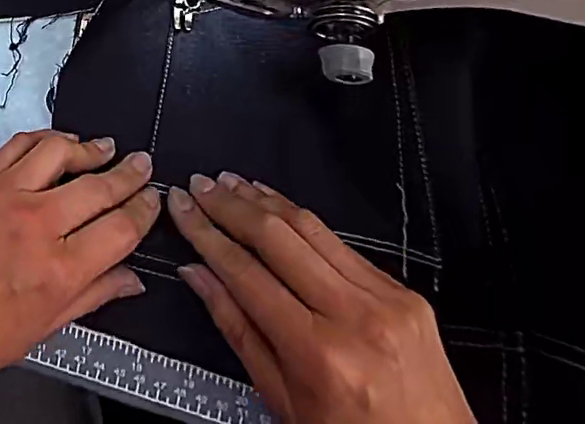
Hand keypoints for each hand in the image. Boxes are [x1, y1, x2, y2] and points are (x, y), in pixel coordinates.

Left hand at [0, 131, 159, 409]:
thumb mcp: (36, 333)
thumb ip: (91, 297)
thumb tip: (128, 280)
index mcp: (56, 273)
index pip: (122, 228)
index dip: (145, 209)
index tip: (152, 200)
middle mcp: (37, 226)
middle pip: (102, 185)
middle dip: (131, 173)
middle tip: (143, 165)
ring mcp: (9, 194)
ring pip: (66, 152)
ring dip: (93, 147)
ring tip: (107, 147)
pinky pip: (24, 143)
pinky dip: (49, 137)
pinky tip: (60, 142)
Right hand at [168, 173, 474, 423]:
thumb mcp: (284, 404)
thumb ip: (237, 331)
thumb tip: (199, 275)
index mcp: (319, 356)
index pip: (246, 274)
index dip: (206, 234)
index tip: (183, 209)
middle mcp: (354, 317)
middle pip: (275, 236)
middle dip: (229, 204)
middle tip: (200, 185)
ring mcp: (383, 297)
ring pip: (308, 226)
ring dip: (262, 198)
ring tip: (229, 182)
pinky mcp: (400, 289)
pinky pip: (340, 241)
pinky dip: (300, 217)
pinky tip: (276, 203)